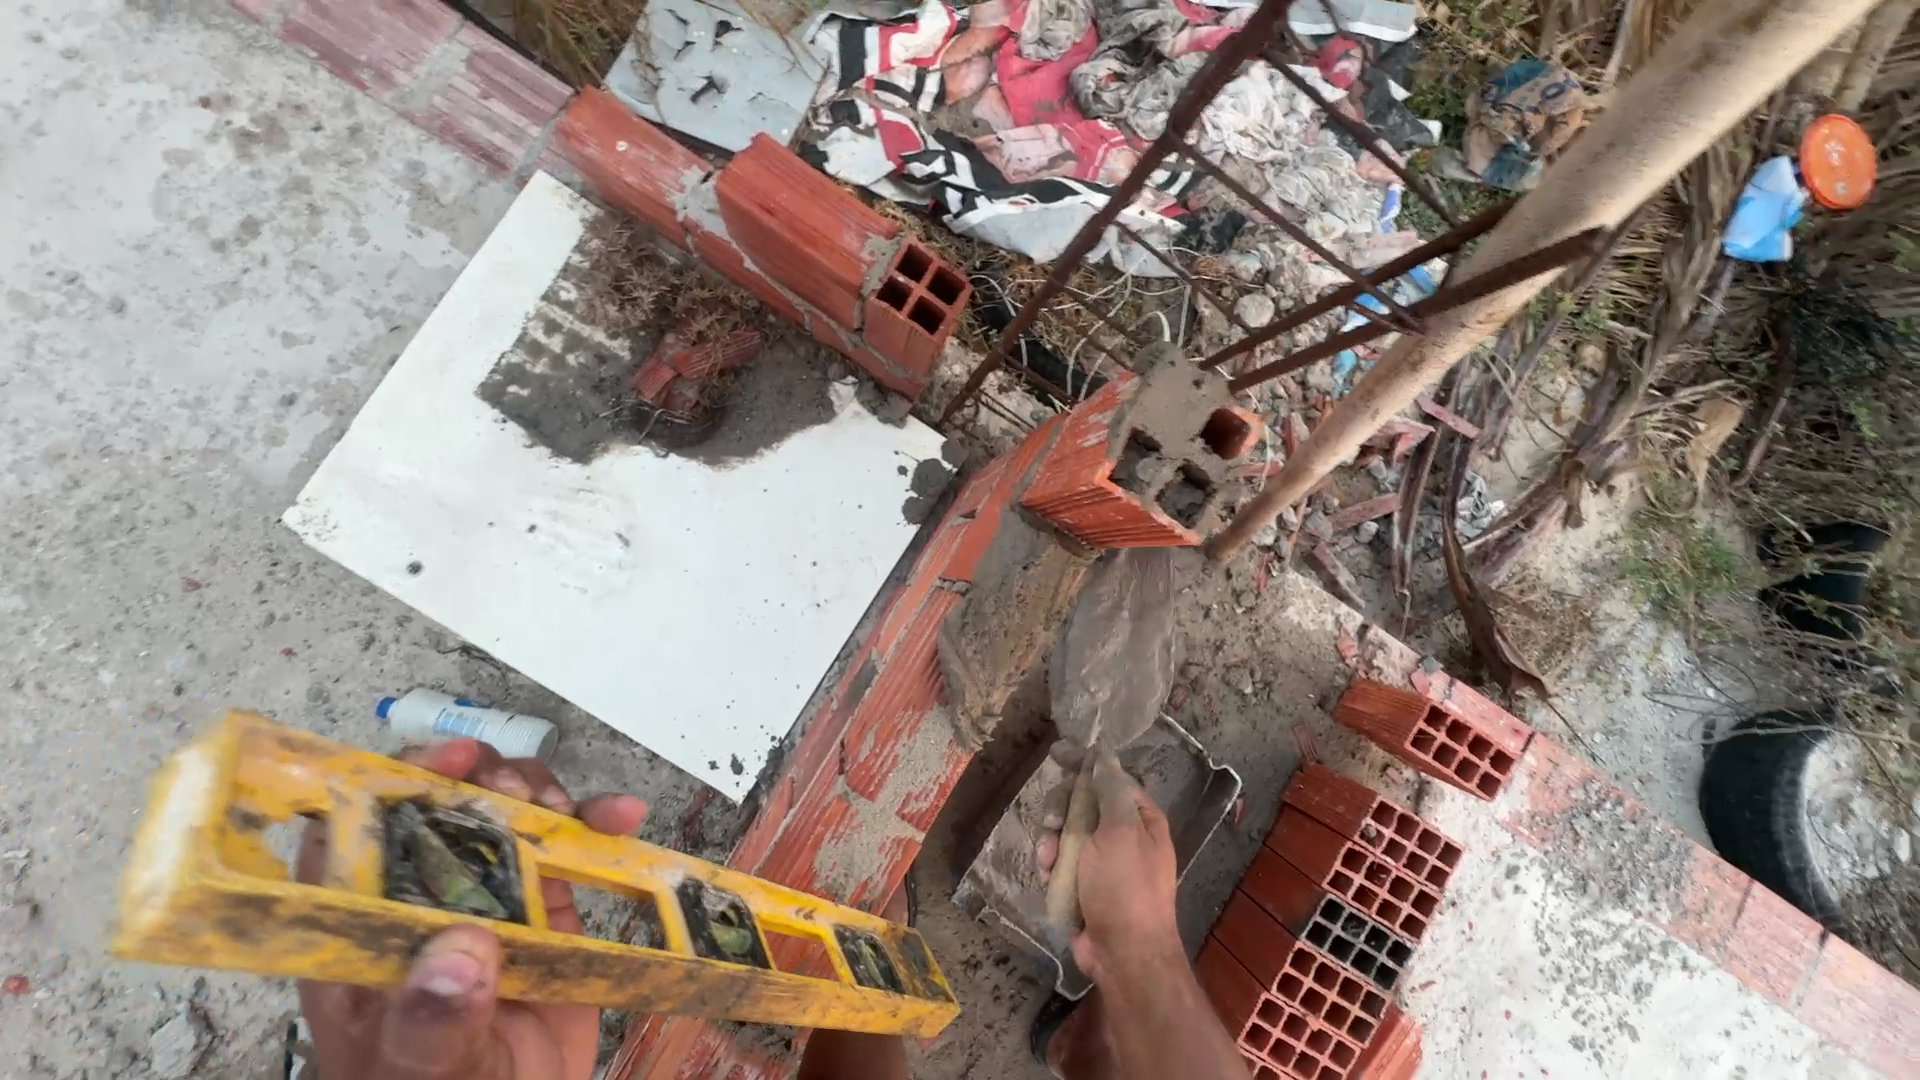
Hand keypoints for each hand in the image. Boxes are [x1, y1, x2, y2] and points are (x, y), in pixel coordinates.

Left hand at [296, 741, 647, 1079]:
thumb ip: (433, 1029)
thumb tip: (461, 950)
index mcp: (372, 937)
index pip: (355, 842)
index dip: (390, 788)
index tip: (447, 762)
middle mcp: (430, 905)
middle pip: (442, 811)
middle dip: (480, 781)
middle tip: (516, 789)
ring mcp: (495, 902)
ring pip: (510, 816)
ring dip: (542, 791)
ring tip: (570, 806)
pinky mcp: (551, 909)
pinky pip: (576, 848)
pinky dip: (602, 823)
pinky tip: (625, 817)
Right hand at [1037, 745, 1179, 983]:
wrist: (1124, 954)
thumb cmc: (1127, 886)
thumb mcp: (1121, 830)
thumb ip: (1109, 789)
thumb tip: (1103, 756)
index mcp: (1139, 817)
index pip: (1108, 776)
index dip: (1083, 762)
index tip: (1055, 753)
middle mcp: (1122, 834)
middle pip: (1082, 801)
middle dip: (1061, 809)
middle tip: (1051, 822)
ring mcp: (1101, 860)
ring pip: (1065, 831)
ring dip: (1052, 841)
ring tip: (1049, 861)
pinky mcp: (1083, 882)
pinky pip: (1060, 859)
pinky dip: (1052, 865)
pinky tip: (1049, 876)